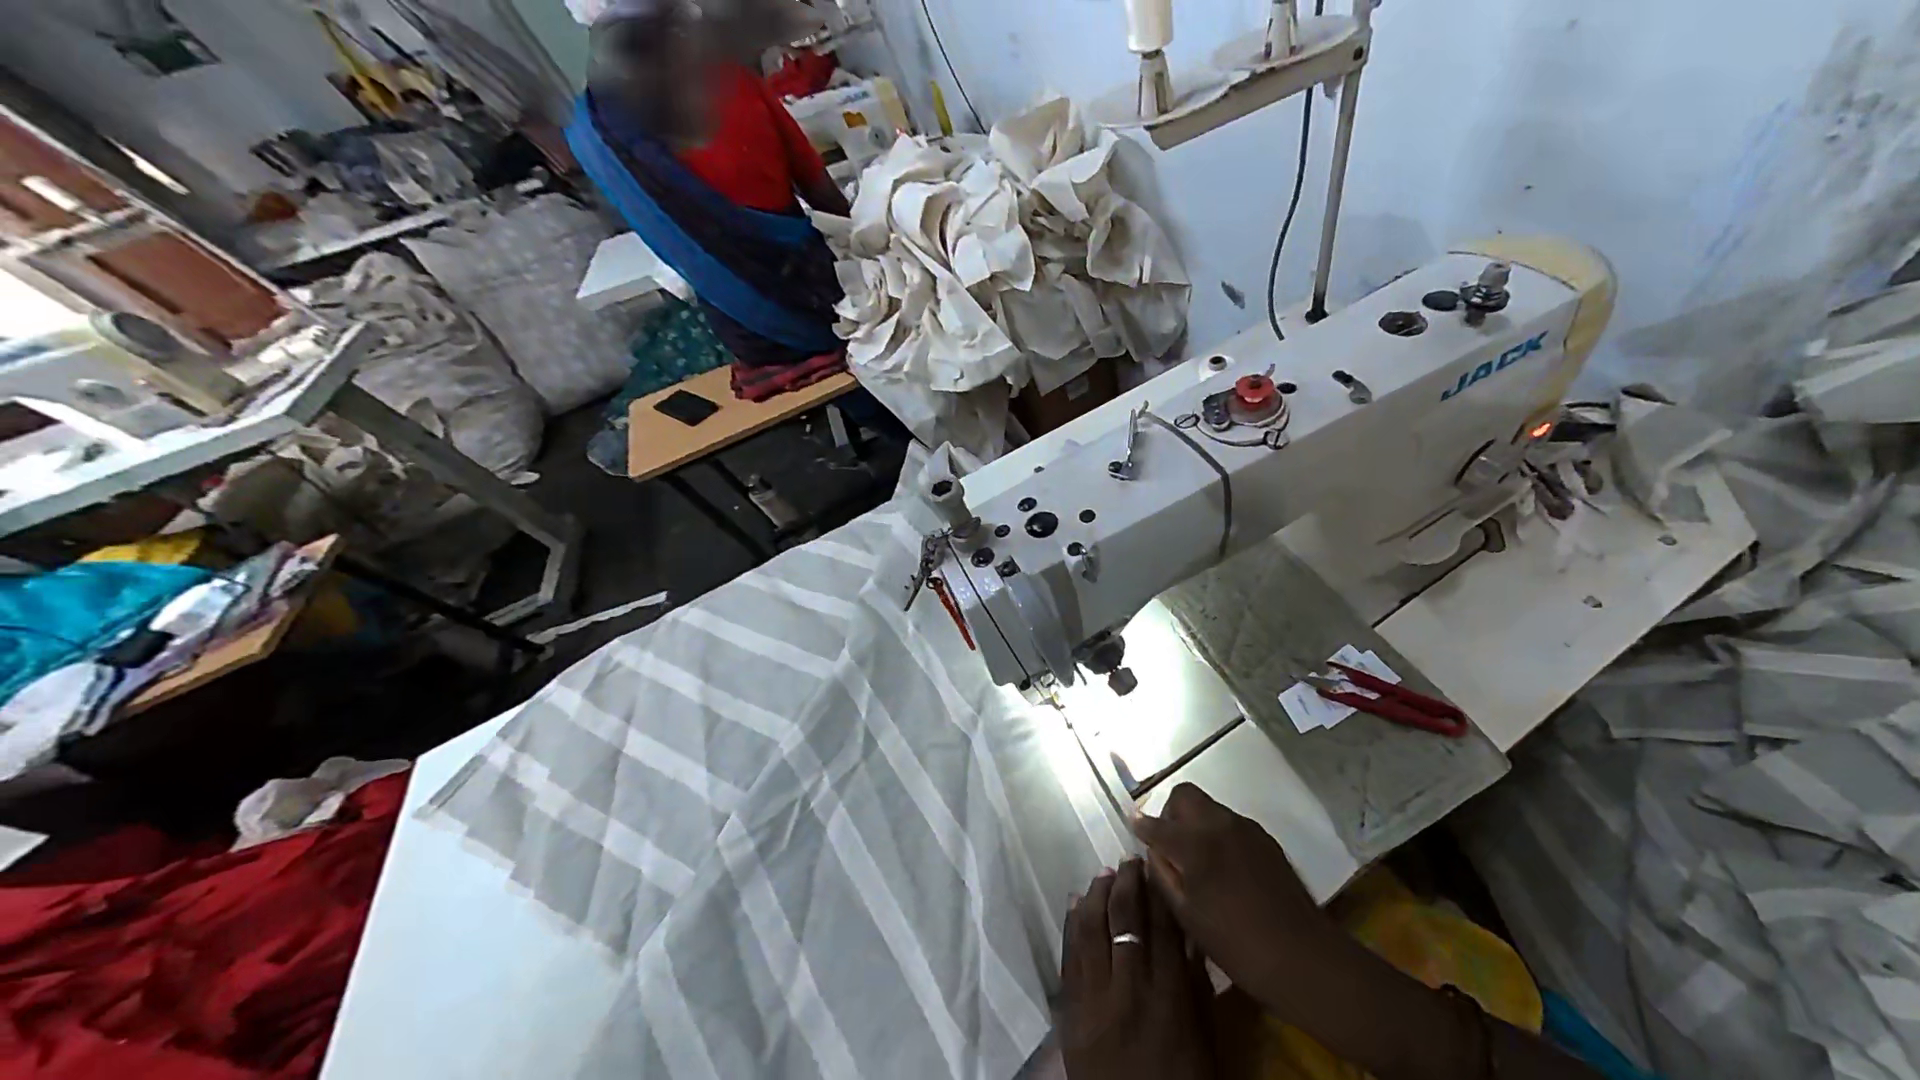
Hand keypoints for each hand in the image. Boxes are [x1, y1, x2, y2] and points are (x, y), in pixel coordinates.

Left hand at [1060, 859, 1213, 1079]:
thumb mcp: (1204, 1040)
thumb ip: (1196, 986)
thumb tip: (1191, 934)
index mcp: (1169, 998)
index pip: (1163, 929)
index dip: (1159, 892)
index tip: (1157, 864)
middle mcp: (1129, 989)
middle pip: (1125, 922)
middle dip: (1127, 884)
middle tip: (1129, 859)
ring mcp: (1094, 998)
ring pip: (1091, 931)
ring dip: (1097, 897)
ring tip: (1103, 874)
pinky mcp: (1070, 1010)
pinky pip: (1069, 956)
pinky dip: (1071, 925)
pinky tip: (1075, 903)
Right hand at [1133, 783, 1343, 1015]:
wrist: (1302, 957)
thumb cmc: (1235, 942)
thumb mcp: (1185, 913)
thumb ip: (1162, 873)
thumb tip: (1151, 851)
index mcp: (1194, 843)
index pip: (1155, 823)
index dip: (1140, 826)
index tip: (1134, 830)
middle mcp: (1219, 824)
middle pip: (1185, 795)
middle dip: (1171, 813)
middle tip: (1170, 847)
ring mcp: (1246, 829)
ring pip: (1209, 808)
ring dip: (1196, 824)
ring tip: (1198, 861)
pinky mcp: (1266, 840)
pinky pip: (1230, 825)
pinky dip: (1218, 835)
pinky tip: (1224, 869)